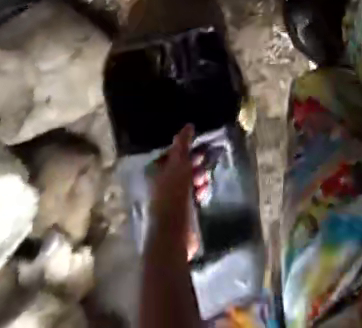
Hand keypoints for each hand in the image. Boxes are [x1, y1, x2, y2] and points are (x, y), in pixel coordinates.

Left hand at [149, 126, 198, 258]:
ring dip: (199, 178)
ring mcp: (171, 201)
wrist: (173, 235)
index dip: (185, 150)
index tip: (199, 148)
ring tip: (205, 181)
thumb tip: (189, 125)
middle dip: (194, 164)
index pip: (171, 155)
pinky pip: (193, 198)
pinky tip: (205, 194)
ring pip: (188, 182)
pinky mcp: (182, 215)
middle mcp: (161, 186)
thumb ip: (183, 144)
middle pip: (181, 168)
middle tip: (205, 162)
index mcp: (155, 173)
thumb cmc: (173, 195)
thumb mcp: (178, 164)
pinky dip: (200, 193)